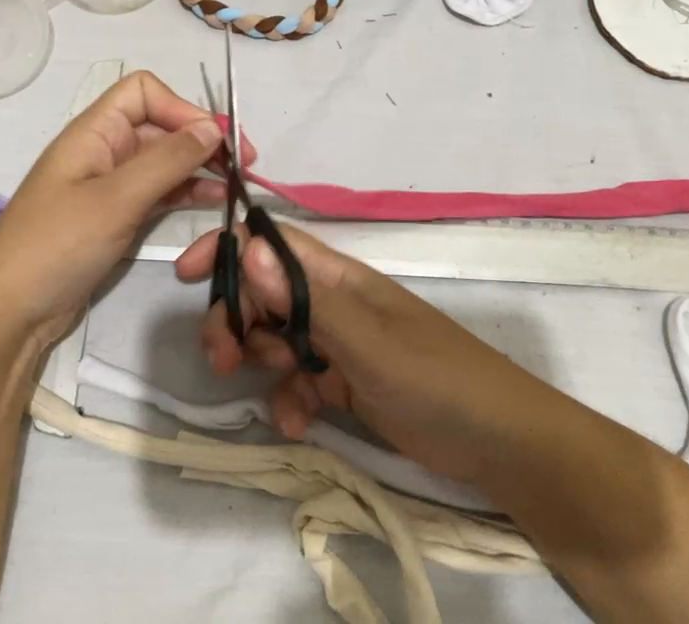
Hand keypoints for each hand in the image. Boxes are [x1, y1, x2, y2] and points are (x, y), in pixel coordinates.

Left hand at [0, 71, 254, 346]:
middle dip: (200, 137)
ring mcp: (109, 186)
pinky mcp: (115, 218)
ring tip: (239, 185)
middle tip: (246, 165)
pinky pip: (157, 192)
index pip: (143, 92)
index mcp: (93, 132)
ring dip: (199, 166)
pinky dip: (185, 192)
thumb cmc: (57, 245)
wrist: (9, 311)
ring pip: (163, 160)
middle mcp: (102, 151)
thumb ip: (167, 161)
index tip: (216, 140)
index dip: (181, 107)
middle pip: (159, 125)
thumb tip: (213, 128)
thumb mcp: (116, 199)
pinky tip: (214, 201)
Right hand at [176, 221, 540, 486]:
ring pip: (275, 339)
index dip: (229, 252)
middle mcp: (333, 304)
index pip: (272, 245)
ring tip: (261, 396)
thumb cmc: (437, 378)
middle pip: (262, 294)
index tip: (188, 278)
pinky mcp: (345, 384)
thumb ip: (305, 300)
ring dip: (257, 362)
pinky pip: (298, 382)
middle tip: (220, 359)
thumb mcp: (368, 341)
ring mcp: (339, 345)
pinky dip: (288, 401)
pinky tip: (297, 425)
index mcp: (339, 278)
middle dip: (234, 319)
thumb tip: (248, 249)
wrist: (500, 443)